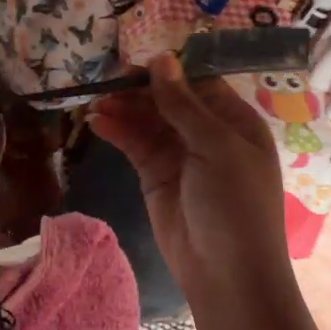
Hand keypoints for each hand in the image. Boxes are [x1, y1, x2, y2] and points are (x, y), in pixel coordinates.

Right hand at [89, 55, 289, 302]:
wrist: (226, 272)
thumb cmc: (234, 204)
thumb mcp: (215, 147)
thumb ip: (183, 104)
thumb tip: (160, 58)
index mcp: (235, 122)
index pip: (198, 84)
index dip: (167, 72)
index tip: (135, 64)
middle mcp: (208, 134)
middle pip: (168, 100)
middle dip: (139, 91)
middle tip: (107, 83)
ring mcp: (180, 155)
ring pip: (147, 121)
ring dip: (123, 110)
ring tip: (95, 104)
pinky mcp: (155, 176)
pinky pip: (135, 145)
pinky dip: (117, 132)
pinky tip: (96, 123)